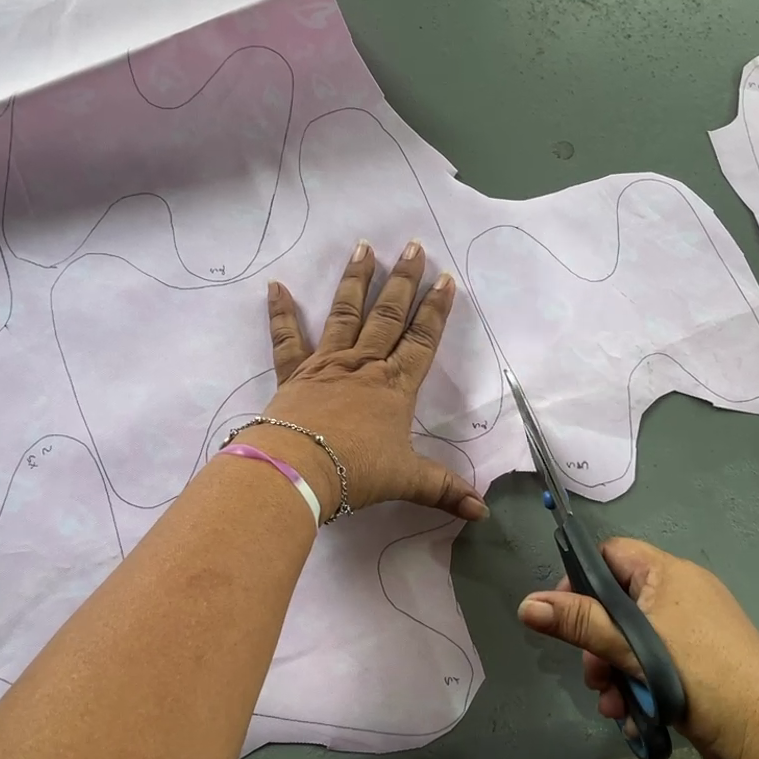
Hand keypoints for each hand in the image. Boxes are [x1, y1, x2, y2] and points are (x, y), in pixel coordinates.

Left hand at [240, 239, 488, 522]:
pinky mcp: (294, 373)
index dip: (436, 310)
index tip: (445, 279)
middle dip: (403, 280)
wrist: (298, 469)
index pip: (422, 339)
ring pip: (345, 314)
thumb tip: (482, 513)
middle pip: (388, 315)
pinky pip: (286, 338)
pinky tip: (276, 286)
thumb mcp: (406, 480)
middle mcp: (364, 365)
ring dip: (355, 280)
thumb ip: (444, 490)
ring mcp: (327, 364)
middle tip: (412, 245)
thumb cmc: (356, 471)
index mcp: (395, 386)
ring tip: (363, 247)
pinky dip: (281, 312)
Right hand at [516, 538, 758, 758]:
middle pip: (616, 603)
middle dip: (595, 641)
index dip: (581, 579)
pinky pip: (652, 661)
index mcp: (667, 573)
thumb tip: (526, 605)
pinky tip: (630, 713)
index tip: (563, 615)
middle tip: (593, 675)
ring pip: (631, 638)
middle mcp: (679, 593)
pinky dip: (636, 683)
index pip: (610, 554)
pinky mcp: (697, 662)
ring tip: (612, 704)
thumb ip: (578, 623)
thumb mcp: (633, 646)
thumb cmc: (702, 676)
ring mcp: (691, 629)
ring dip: (612, 670)